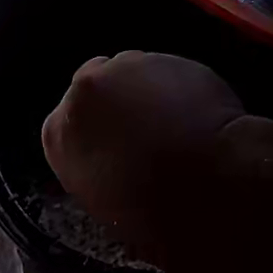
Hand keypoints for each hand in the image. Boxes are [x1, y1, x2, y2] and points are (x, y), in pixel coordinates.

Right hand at [40, 51, 245, 251]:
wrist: (213, 183)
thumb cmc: (156, 213)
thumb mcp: (104, 204)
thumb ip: (92, 166)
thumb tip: (108, 159)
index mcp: (59, 133)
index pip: (64, 124)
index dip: (91, 134)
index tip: (112, 148)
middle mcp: (84, 90)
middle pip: (92, 86)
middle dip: (114, 103)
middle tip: (143, 134)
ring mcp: (128, 67)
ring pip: (130, 72)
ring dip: (145, 91)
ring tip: (174, 124)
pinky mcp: (168, 58)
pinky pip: (167, 71)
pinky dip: (178, 87)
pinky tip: (196, 115)